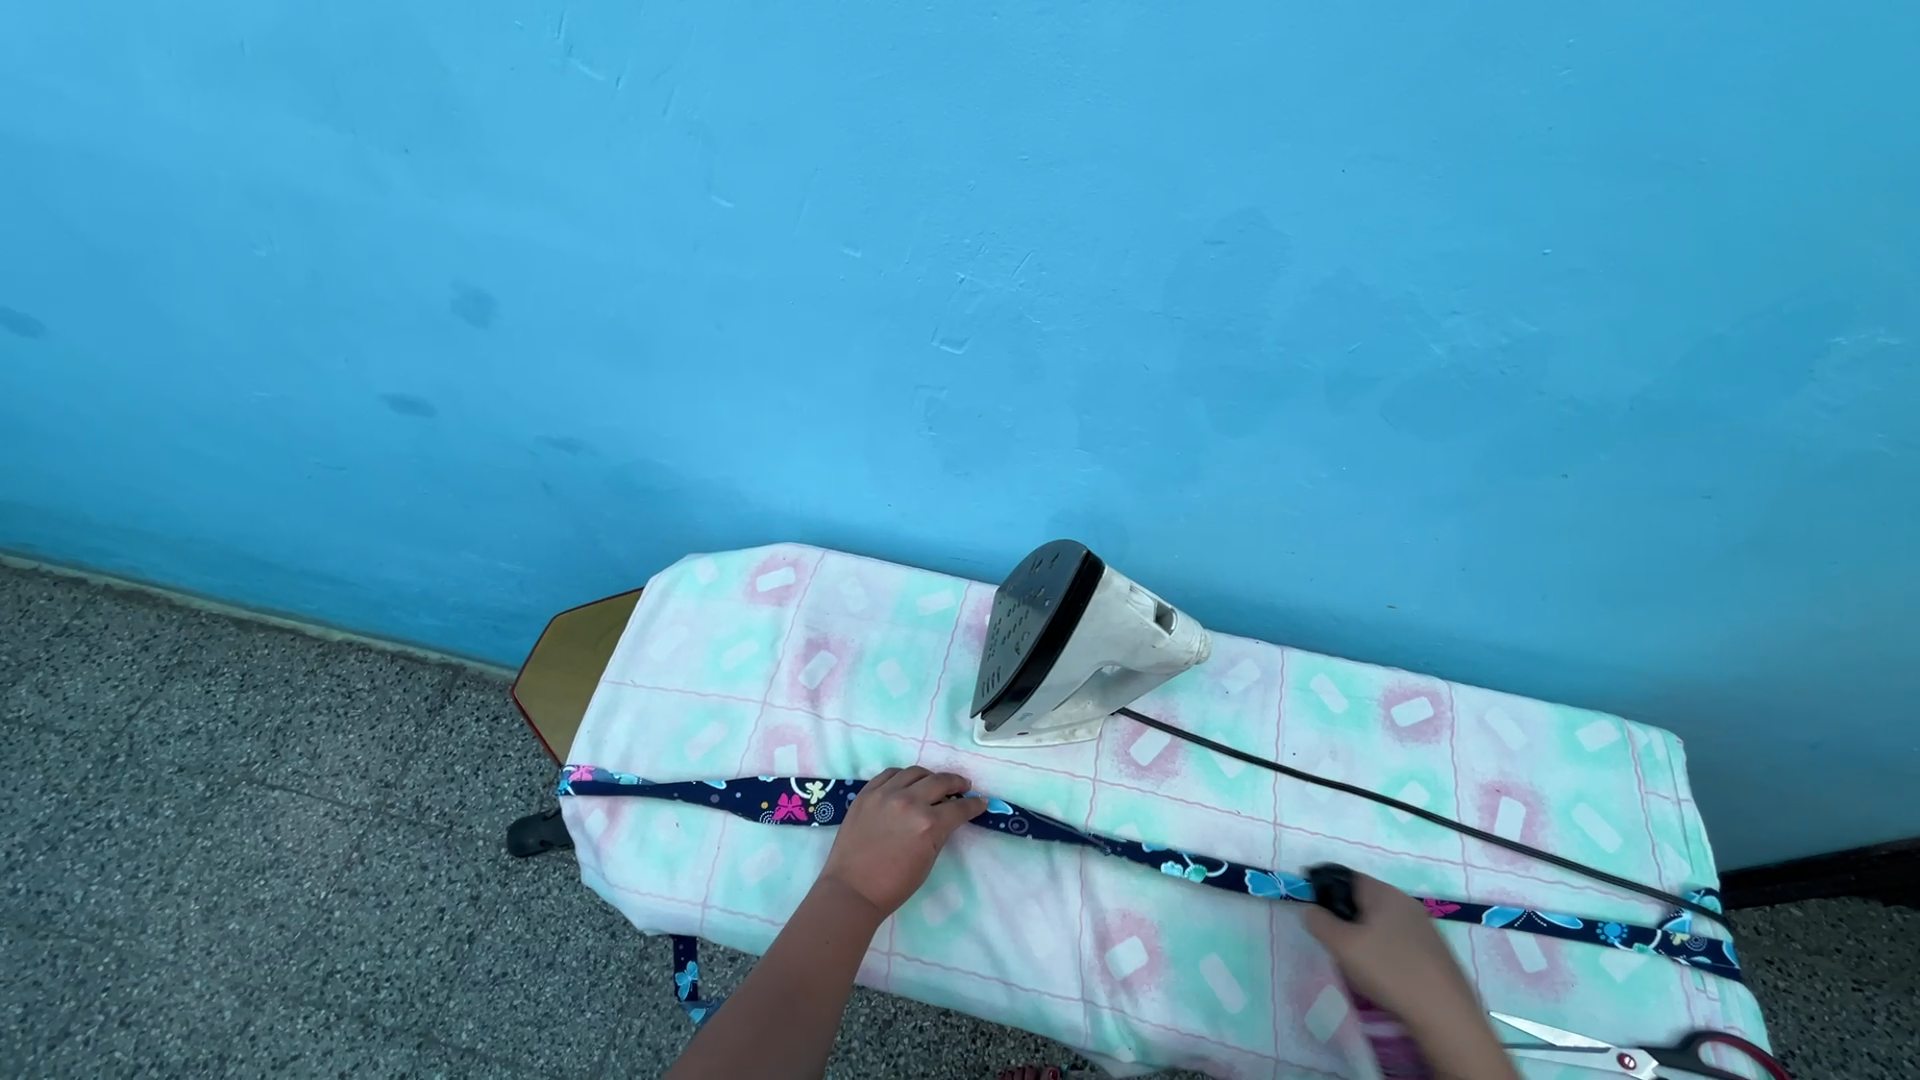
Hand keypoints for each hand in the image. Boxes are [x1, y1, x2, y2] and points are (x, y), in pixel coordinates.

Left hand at [819, 766, 986, 916]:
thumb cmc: (894, 884)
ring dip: (930, 777)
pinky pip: (890, 774)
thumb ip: (940, 832)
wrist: (853, 889)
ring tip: (934, 783)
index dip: (975, 805)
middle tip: (963, 787)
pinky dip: (903, 776)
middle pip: (940, 782)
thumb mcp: (928, 861)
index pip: (960, 808)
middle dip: (957, 783)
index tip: (981, 802)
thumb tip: (948, 816)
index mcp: (928, 824)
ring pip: (915, 772)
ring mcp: (885, 794)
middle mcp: (909, 802)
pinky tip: (907, 783)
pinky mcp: (866, 793)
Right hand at [1303, 871, 1482, 1032]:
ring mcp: (1425, 928)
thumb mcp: (1340, 945)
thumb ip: (1318, 921)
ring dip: (1364, 936)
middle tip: (1334, 941)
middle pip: (1364, 901)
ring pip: (1381, 923)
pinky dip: (1384, 952)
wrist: (1446, 1016)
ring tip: (1357, 963)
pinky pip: (1398, 942)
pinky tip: (1384, 975)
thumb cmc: (1389, 971)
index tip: (1314, 911)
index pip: (1346, 877)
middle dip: (1345, 917)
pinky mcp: (1435, 952)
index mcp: (1385, 893)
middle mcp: (1407, 903)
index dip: (1325, 890)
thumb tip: (1311, 909)